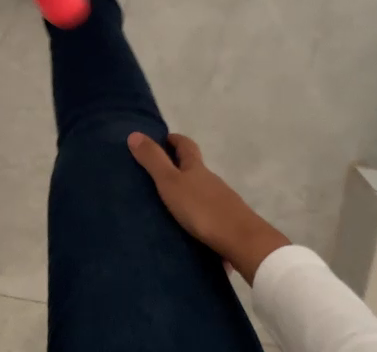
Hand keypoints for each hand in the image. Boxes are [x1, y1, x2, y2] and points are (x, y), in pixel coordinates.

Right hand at [128, 131, 291, 283]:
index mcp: (196, 168)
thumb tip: (134, 134)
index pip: (186, 145)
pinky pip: (210, 217)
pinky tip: (190, 231)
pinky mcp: (229, 225)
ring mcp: (223, 202)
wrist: (242, 242)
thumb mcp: (171, 183)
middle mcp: (211, 181)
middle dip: (181, 168)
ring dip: (190, 195)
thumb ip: (153, 160)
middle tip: (160, 174)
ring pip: (203, 193)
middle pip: (196, 169)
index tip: (164, 138)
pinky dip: (199, 218)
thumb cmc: (202, 208)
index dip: (175, 140)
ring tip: (170, 206)